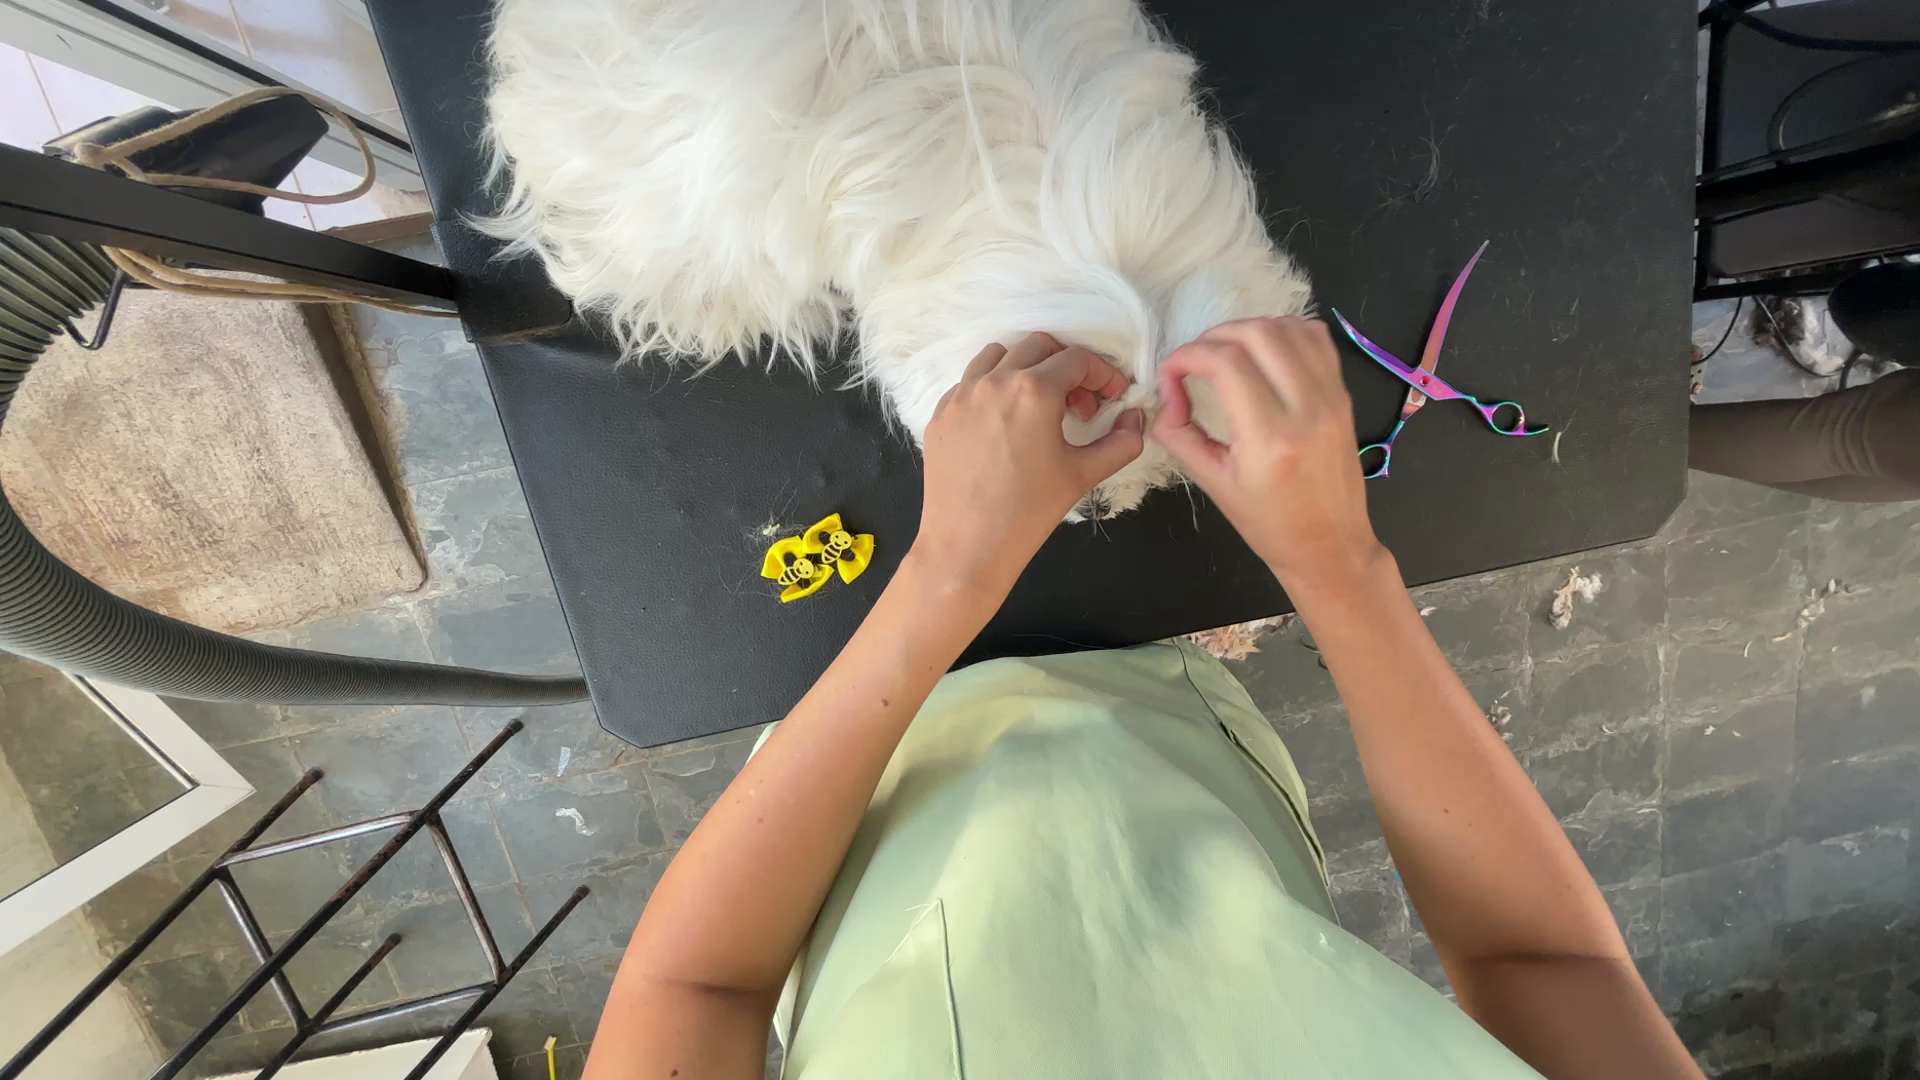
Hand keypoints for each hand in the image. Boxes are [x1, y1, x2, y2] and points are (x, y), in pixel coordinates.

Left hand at [911, 333, 1143, 595]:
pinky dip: (993, 388)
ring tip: (1039, 406)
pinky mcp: (940, 415)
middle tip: (1079, 405)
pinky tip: (1004, 424)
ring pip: (998, 355)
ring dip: (1026, 368)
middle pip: (1038, 346)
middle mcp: (993, 381)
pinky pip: (970, 383)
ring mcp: (960, 396)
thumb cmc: (1028, 512)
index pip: (1078, 360)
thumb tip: (1135, 421)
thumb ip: (1121, 441)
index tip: (1113, 397)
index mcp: (1033, 390)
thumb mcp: (1083, 475)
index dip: (1104, 374)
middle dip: (1067, 367)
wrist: (967, 546)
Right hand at [1152, 317, 1387, 593]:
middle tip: (1192, 361)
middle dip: (1213, 337)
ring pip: (1288, 327)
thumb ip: (1178, 434)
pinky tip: (1260, 353)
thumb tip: (1167, 394)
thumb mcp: (1211, 482)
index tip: (1169, 374)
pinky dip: (1281, 333)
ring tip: (1223, 354)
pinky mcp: (1343, 394)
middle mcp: (1307, 408)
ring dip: (1247, 330)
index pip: (1225, 363)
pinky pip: (1315, 339)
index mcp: (1269, 438)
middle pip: (1257, 334)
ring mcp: (1332, 397)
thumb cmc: (1265, 523)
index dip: (1187, 356)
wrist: (1329, 544)